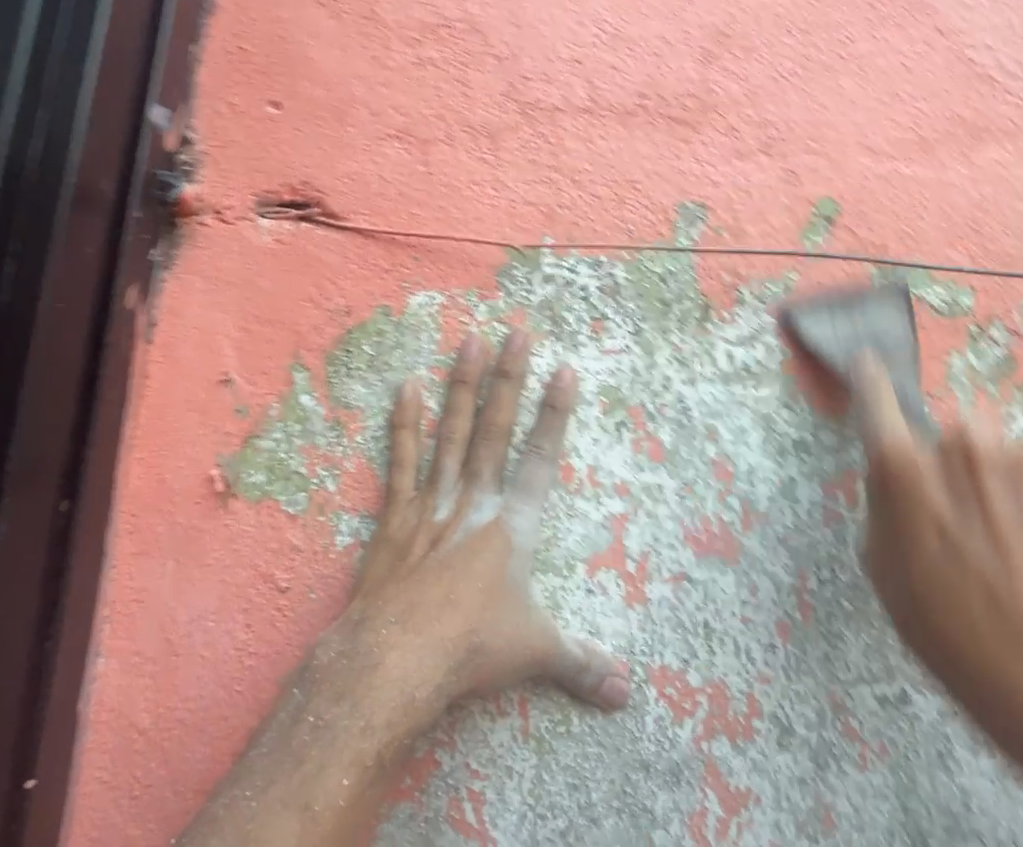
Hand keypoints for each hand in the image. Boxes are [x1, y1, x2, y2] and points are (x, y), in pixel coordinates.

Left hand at [337, 328, 631, 715]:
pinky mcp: (395, 518)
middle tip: (516, 330)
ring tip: (468, 339)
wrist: (397, 658)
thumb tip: (627, 692)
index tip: (565, 368)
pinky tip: (406, 386)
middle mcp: (475, 501)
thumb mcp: (536, 653)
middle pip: (495, 428)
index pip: (542, 457)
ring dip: (462, 385)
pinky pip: (401, 460)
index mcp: (514, 525)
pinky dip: (404, 423)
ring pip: (451, 431)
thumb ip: (581, 664)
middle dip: (509, 378)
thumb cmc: (472, 649)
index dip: (556, 413)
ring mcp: (431, 504)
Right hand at [850, 350, 1022, 816]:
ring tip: (1009, 544)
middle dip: (948, 462)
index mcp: (906, 469)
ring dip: (994, 483)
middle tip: (958, 517)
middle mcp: (963, 447)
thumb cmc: (951, 630)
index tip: (869, 364)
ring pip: (997, 456)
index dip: (870, 381)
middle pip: (947, 436)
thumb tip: (898, 481)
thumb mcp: (886, 572)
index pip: (878, 401)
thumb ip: (885, 507)